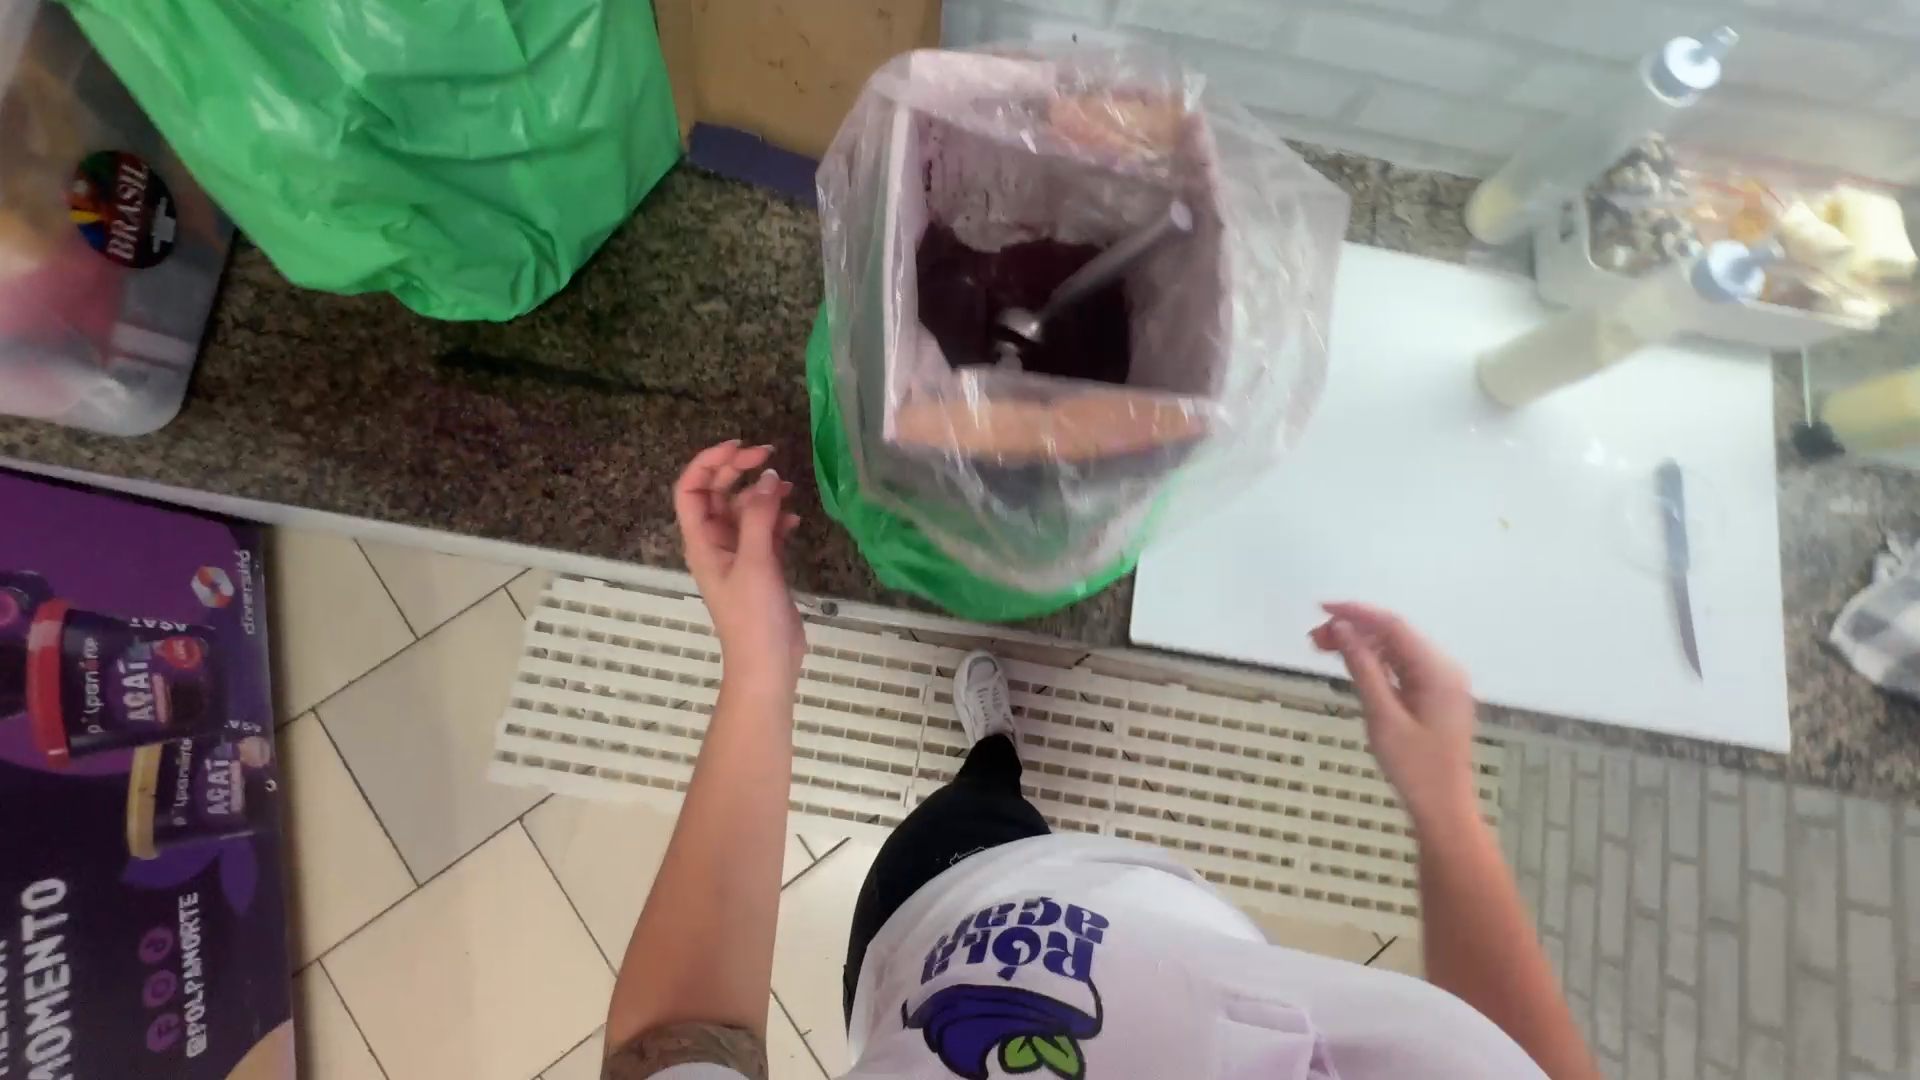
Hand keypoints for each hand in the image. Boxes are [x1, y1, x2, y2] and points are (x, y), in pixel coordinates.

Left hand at [673, 441, 805, 692]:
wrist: (767, 663)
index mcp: (701, 541)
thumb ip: (759, 516)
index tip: (741, 447)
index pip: (690, 489)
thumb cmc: (753, 616)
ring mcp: (738, 556)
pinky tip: (795, 520)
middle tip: (771, 456)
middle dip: (740, 471)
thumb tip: (768, 476)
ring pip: (744, 511)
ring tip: (789, 487)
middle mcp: (715, 544)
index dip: (709, 462)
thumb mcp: (754, 562)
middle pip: (718, 494)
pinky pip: (764, 531)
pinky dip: (777, 520)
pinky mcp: (760, 567)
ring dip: (763, 495)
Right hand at [1310, 602, 1479, 828]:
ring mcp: (1440, 681)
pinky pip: (1398, 664)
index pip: (1393, 627)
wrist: (1443, 807)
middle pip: (1393, 634)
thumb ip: (1362, 668)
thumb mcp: (1382, 716)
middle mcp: (1443, 668)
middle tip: (1313, 638)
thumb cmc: (1414, 766)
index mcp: (1438, 671)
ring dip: (1358, 643)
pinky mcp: (1432, 693)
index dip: (1356, 613)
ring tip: (1321, 647)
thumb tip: (1342, 629)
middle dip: (1353, 628)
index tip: (1321, 609)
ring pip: (1393, 647)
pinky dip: (1371, 659)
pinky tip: (1347, 661)